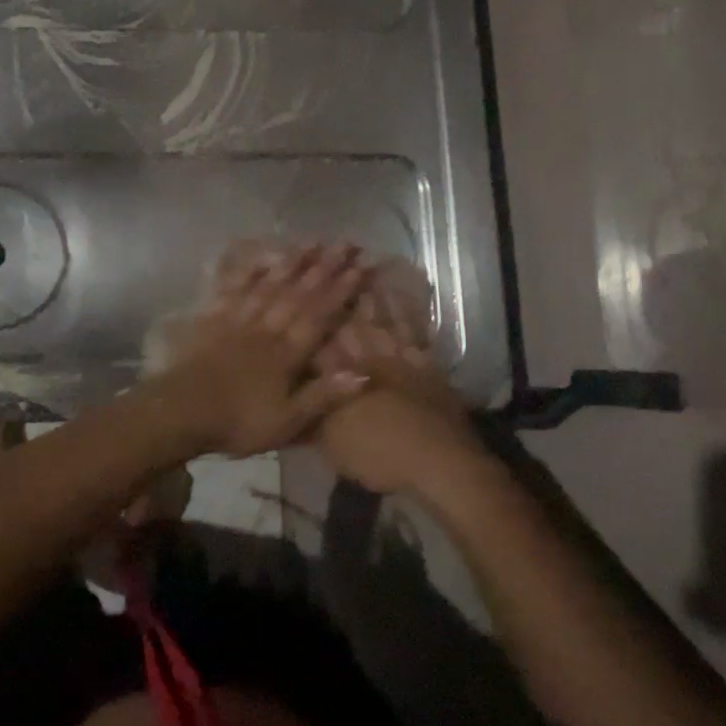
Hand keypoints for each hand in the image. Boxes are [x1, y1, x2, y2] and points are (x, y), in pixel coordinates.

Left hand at [149, 243, 372, 457]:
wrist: (180, 411)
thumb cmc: (237, 423)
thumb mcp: (287, 422)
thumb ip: (323, 396)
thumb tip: (364, 373)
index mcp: (285, 355)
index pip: (318, 316)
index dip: (340, 291)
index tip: (360, 266)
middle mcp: (264, 329)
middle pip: (297, 294)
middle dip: (323, 267)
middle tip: (344, 243)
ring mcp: (236, 321)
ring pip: (268, 285)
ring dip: (291, 262)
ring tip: (311, 242)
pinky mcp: (210, 320)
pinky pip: (232, 289)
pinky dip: (247, 272)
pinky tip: (259, 258)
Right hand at [311, 263, 489, 495]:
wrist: (438, 465)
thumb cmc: (377, 455)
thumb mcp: (329, 443)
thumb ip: (309, 413)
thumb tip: (286, 394)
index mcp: (339, 375)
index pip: (317, 338)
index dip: (308, 311)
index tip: (297, 283)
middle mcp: (367, 359)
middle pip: (349, 321)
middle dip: (339, 292)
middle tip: (331, 260)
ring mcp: (400, 360)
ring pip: (381, 319)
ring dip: (372, 294)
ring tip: (364, 266)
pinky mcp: (427, 367)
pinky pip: (414, 332)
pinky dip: (408, 312)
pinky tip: (402, 296)